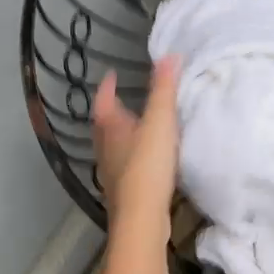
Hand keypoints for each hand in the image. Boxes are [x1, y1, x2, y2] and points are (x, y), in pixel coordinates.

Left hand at [92, 56, 181, 228]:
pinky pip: (124, 165)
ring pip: (113, 147)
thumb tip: (170, 54)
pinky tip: (147, 160)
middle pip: (104, 126)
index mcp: (111, 128)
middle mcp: (106, 149)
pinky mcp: (124, 192)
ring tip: (138, 127)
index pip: (103, 101)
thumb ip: (165, 88)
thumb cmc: (147, 165)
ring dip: (122, 135)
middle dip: (112, 111)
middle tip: (124, 100)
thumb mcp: (160, 121)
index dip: (107, 87)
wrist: (141, 220)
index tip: (112, 75)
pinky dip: (132, 156)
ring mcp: (112, 173)